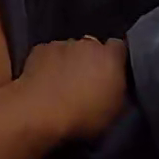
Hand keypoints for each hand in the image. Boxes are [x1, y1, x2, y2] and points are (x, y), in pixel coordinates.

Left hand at [13, 37, 129, 140]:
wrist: (41, 110)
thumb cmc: (84, 115)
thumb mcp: (115, 109)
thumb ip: (118, 87)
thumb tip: (113, 80)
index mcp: (108, 57)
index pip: (119, 46)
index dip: (116, 58)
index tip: (113, 72)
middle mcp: (85, 44)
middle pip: (92, 47)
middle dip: (91, 59)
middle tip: (87, 80)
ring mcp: (60, 43)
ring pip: (70, 49)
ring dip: (70, 60)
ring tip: (63, 80)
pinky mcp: (40, 48)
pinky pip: (50, 53)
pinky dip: (50, 62)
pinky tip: (46, 78)